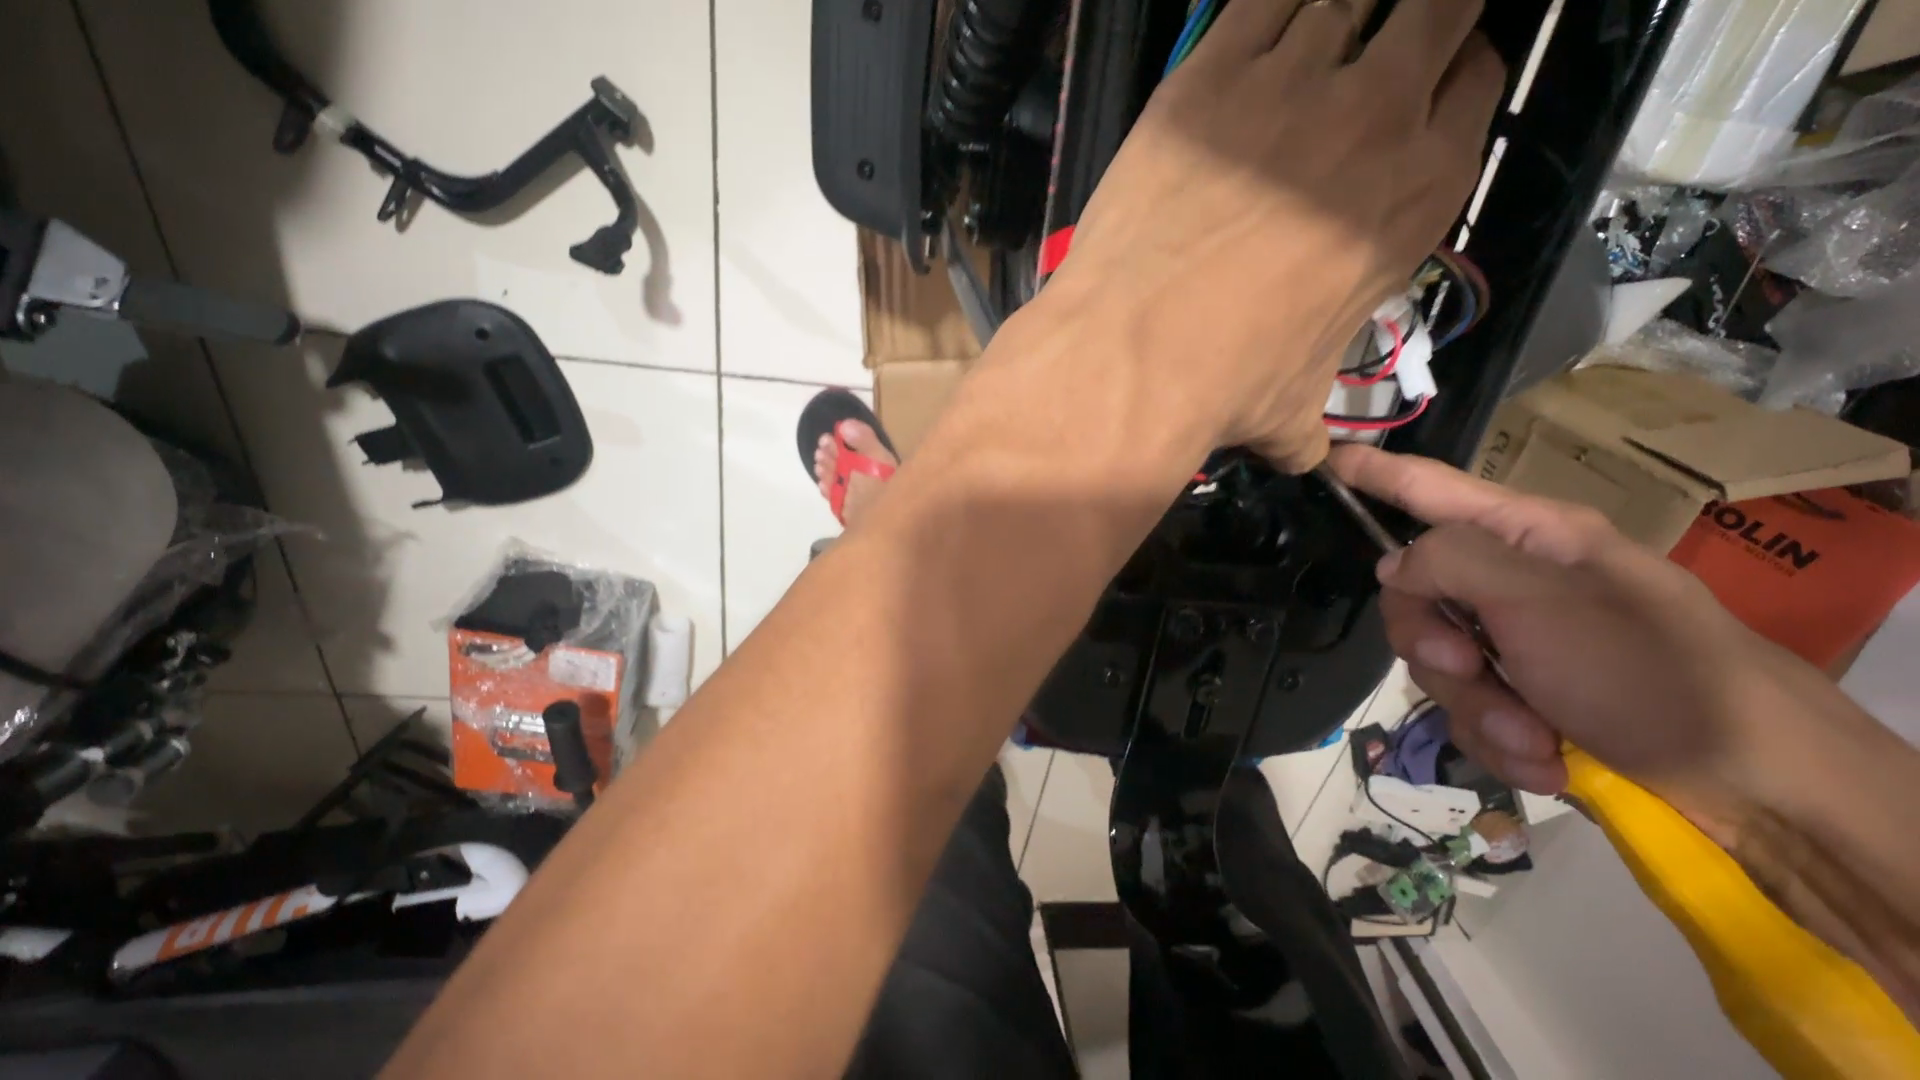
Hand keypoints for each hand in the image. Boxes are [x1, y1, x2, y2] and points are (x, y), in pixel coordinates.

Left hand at [1051, 0, 1503, 472]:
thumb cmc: (1231, 384)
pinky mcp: (1209, 74)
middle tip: (1392, 31)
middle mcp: (1376, 117)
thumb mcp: (1295, 413)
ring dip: (1347, 7)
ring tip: (1325, 32)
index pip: (1479, 83)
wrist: (1137, 350)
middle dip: (1426, 13)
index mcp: (1422, 189)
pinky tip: (1266, 14)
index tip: (1431, 81)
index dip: (1458, 73)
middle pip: (1439, 11)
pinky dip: (1273, 1)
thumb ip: (1314, 428)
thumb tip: (1309, 459)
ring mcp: (1292, 84)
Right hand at [1327, 444, 1847, 841]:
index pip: (1434, 491)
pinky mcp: (1529, 704)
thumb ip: (1451, 564)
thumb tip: (1394, 564)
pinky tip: (1547, 760)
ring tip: (1534, 738)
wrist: (1749, 780)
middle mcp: (1518, 587)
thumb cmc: (1645, 668)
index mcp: (1529, 539)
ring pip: (1440, 668)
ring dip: (1479, 711)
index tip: (1327, 459)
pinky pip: (1472, 716)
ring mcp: (1522, 649)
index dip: (1379, 474)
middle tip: (1468, 669)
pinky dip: (1502, 744)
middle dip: (1433, 646)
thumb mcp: (1539, 601)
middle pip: (1418, 597)